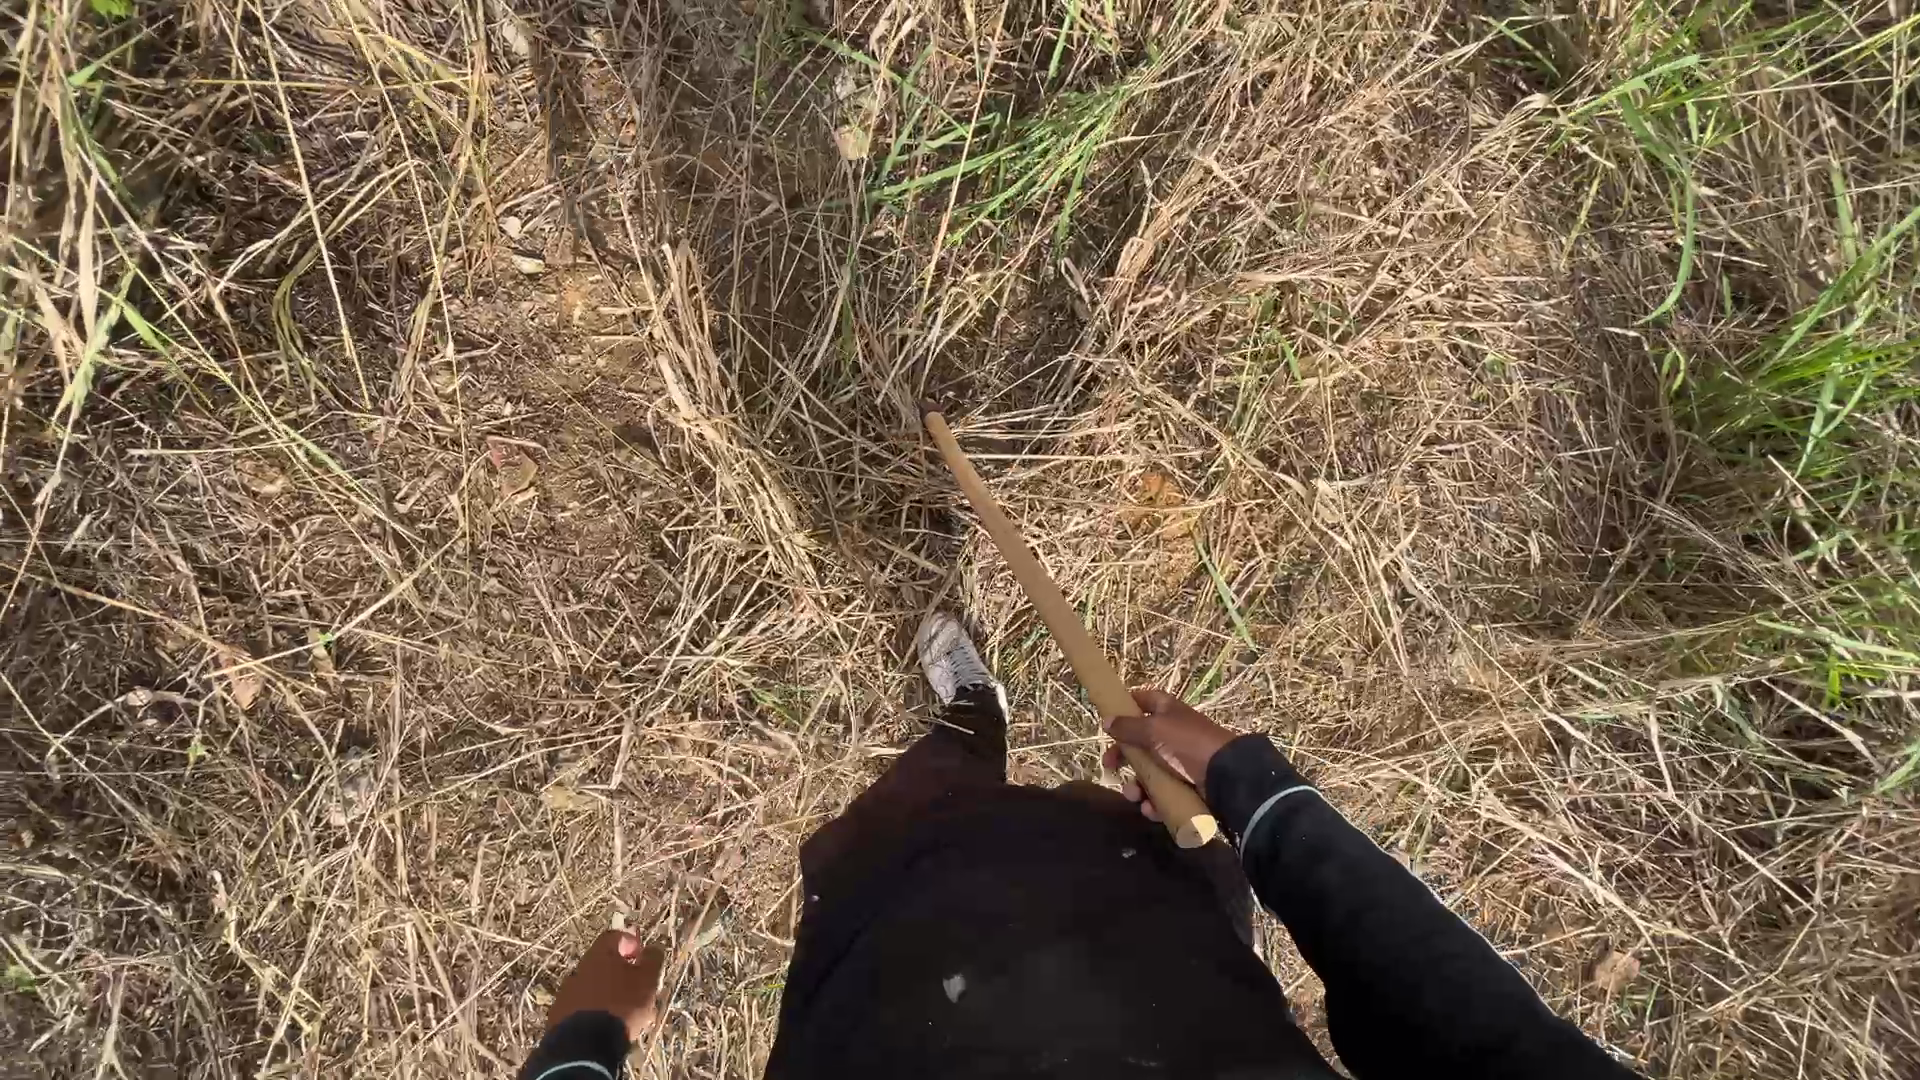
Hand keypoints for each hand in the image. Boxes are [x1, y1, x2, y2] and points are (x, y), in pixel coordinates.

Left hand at [546, 929, 665, 1036]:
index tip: (640, 955)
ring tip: (621, 1009)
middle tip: (634, 984)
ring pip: (590, 986)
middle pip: (601, 962)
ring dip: (605, 991)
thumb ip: (652, 959)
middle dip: (618, 970)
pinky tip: (603, 1023)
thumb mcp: (647, 980)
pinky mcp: (557, 1017)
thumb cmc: (622, 1005)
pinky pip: (579, 1006)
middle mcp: (579, 969)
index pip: (614, 936)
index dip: (629, 941)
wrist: (583, 1047)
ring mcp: (565, 993)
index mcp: (600, 955)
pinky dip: (592, 1009)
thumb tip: (653, 948)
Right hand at [1102, 687, 1236, 821]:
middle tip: (1109, 766)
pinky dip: (1154, 801)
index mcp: (1167, 711)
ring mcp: (1180, 760)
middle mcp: (1172, 733)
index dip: (1126, 705)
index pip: (1143, 700)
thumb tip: (1106, 721)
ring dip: (1137, 785)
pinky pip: (1164, 792)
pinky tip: (1150, 808)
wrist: (1226, 776)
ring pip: (1149, 771)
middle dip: (1124, 755)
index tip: (1109, 718)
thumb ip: (1127, 727)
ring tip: (1134, 795)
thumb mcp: (1152, 730)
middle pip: (1140, 741)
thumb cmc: (1185, 744)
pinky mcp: (1187, 785)